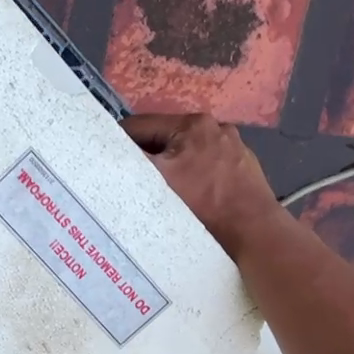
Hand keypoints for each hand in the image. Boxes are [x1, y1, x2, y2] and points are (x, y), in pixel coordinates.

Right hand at [120, 113, 284, 259]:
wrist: (250, 230)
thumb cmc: (200, 203)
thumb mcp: (154, 177)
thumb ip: (129, 156)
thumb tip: (107, 145)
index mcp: (192, 123)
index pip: (139, 125)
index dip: (117, 142)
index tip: (103, 162)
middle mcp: (215, 127)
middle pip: (163, 138)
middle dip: (144, 156)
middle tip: (129, 181)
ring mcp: (231, 146)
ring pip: (183, 152)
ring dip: (167, 167)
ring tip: (157, 190)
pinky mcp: (241, 166)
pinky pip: (203, 165)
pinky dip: (189, 176)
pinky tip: (187, 195)